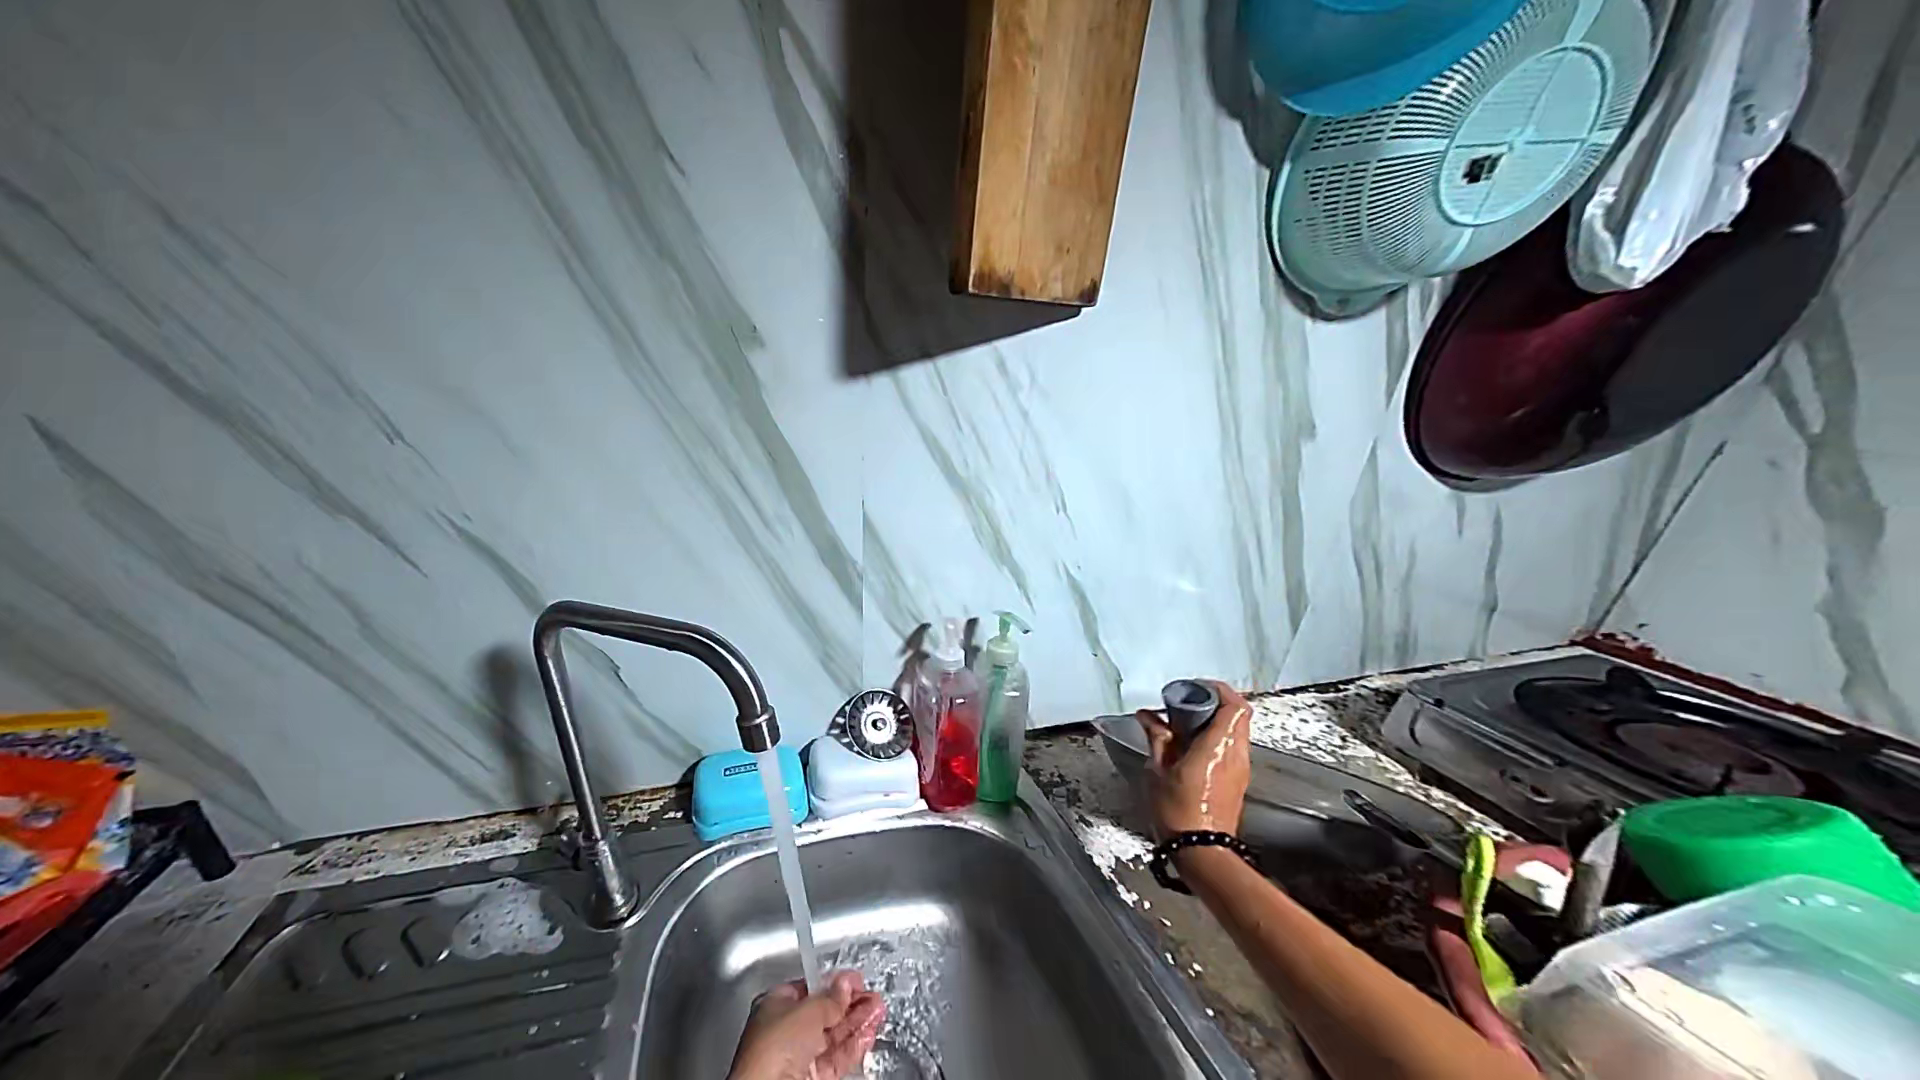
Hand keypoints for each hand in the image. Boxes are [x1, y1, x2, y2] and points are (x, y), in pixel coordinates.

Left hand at [728, 970, 885, 1079]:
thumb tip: (845, 984)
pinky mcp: (811, 1079)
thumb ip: (830, 997)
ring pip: (833, 1037)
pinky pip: (836, 1060)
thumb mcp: (808, 1011)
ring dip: (857, 1023)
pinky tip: (868, 1035)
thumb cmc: (773, 1049)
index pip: (809, 988)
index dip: (833, 983)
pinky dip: (853, 1047)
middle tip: (872, 996)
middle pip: (824, 1013)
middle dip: (851, 1004)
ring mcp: (798, 1058)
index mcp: (775, 1007)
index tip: (854, 980)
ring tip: (877, 1012)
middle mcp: (785, 1032)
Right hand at [1136, 679, 1250, 837]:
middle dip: (1216, 703)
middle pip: (1238, 715)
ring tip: (1186, 725)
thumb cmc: (1179, 814)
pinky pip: (1233, 748)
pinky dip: (1216, 739)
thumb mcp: (1157, 771)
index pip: (1234, 706)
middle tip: (1189, 703)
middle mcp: (1236, 755)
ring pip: (1236, 731)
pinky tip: (1192, 747)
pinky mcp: (1237, 782)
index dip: (1218, 689)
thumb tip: (1148, 718)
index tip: (1197, 687)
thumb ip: (1157, 739)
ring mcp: (1240, 770)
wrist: (1201, 852)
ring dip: (1216, 721)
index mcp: (1217, 747)